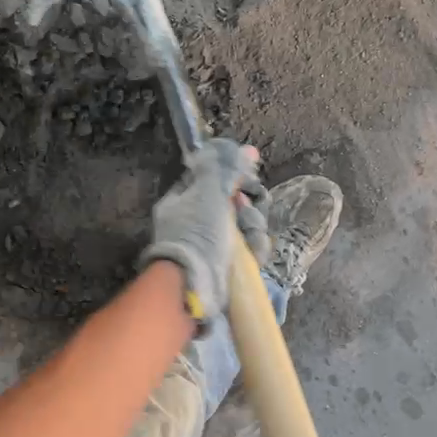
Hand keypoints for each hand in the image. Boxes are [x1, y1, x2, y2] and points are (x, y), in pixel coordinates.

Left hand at [141, 140, 267, 335]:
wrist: (194, 287)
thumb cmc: (197, 234)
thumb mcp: (209, 193)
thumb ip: (226, 167)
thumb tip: (247, 149)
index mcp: (183, 201)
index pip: (213, 179)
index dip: (233, 176)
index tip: (247, 177)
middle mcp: (196, 221)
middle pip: (234, 201)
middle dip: (246, 204)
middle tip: (244, 208)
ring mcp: (213, 245)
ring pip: (245, 224)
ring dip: (252, 226)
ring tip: (248, 235)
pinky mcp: (229, 265)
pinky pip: (249, 248)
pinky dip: (254, 249)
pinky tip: (252, 253)